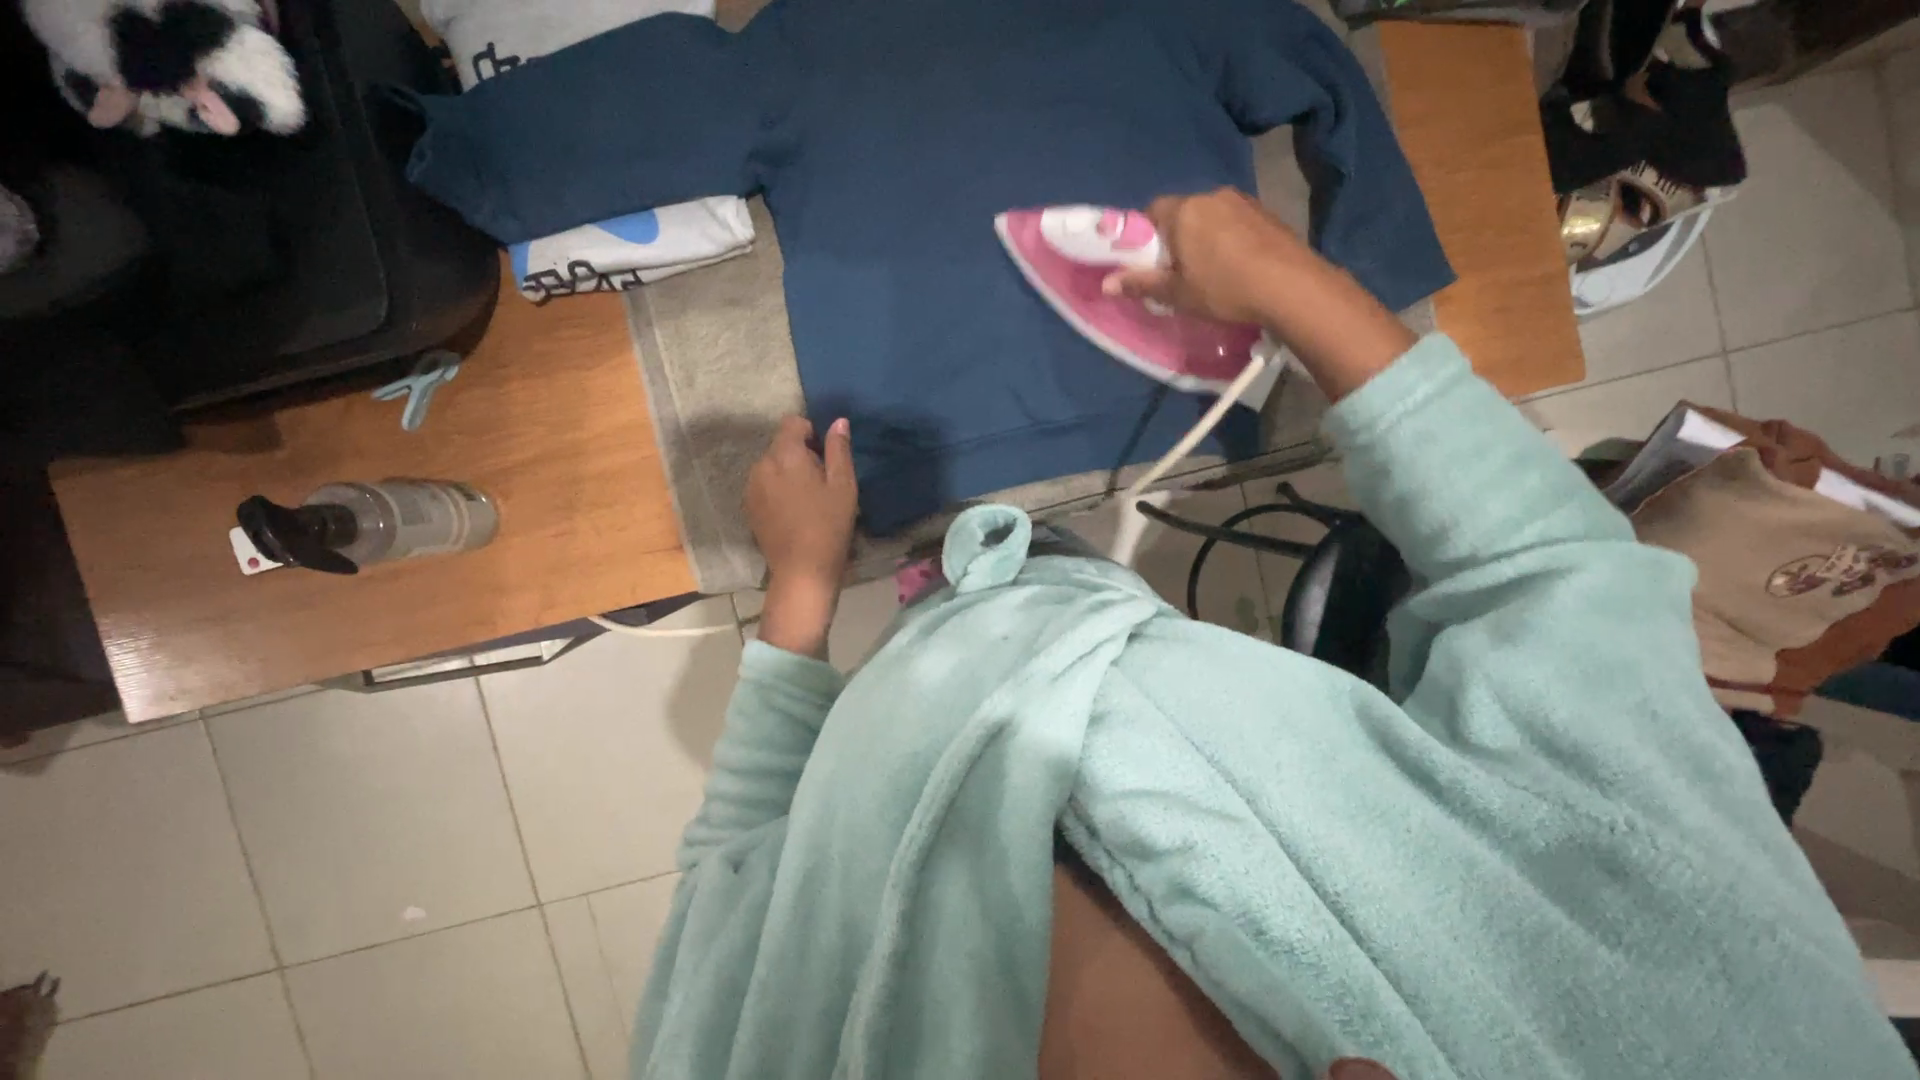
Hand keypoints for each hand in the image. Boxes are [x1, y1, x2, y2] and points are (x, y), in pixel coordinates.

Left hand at [746, 415, 856, 657]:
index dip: (812, 433)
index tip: (827, 457)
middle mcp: (761, 465)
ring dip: (788, 473)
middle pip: (781, 445)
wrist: (802, 571)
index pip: (793, 423)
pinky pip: (764, 485)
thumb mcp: (843, 485)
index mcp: (785, 455)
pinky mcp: (748, 507)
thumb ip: (839, 449)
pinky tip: (794, 513)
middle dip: (801, 454)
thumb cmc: (829, 525)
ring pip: (772, 466)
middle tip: (822, 482)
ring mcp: (751, 487)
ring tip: (808, 500)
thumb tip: (838, 421)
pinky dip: (778, 490)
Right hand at [1104, 188, 1416, 402]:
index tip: (1150, 261)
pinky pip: (1235, 222)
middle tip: (1178, 271)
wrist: (1290, 285)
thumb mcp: (1177, 293)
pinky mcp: (1266, 213)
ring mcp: (1242, 201)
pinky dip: (1229, 239)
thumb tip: (1106, 283)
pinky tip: (1236, 265)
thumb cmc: (1224, 288)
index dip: (1145, 235)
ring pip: (1210, 217)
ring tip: (1210, 270)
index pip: (1151, 211)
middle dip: (1176, 236)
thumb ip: (1140, 284)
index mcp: (1183, 211)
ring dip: (1205, 237)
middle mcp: (1211, 196)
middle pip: (1182, 212)